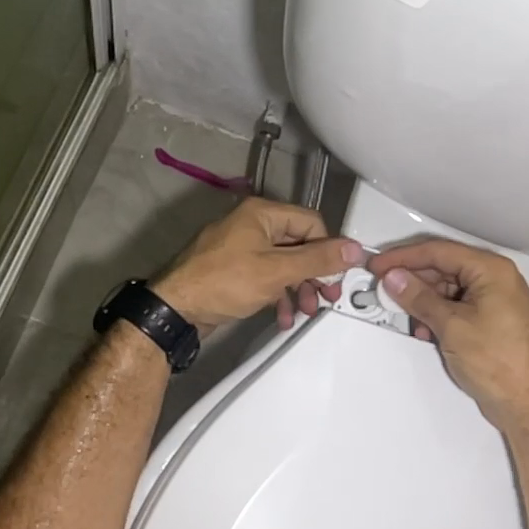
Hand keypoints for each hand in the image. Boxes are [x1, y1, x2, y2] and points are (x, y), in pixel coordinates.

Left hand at [152, 197, 362, 334]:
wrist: (174, 310)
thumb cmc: (223, 283)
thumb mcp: (277, 271)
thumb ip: (318, 259)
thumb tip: (354, 249)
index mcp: (262, 213)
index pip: (311, 222)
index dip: (327, 249)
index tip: (336, 276)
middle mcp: (252, 224)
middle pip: (298, 243)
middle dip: (314, 273)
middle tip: (326, 297)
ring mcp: (240, 247)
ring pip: (283, 263)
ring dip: (298, 287)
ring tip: (306, 310)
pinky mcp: (232, 269)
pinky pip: (266, 276)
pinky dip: (278, 293)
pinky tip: (282, 315)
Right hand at [367, 238, 528, 432]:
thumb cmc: (504, 366)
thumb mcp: (452, 326)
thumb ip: (419, 299)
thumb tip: (396, 279)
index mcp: (492, 271)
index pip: (439, 252)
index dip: (404, 257)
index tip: (380, 265)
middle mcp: (496, 280)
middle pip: (444, 267)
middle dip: (413, 279)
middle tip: (385, 287)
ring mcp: (495, 301)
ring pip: (449, 288)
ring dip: (424, 299)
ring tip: (401, 311)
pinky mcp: (492, 321)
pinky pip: (458, 306)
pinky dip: (438, 314)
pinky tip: (423, 328)